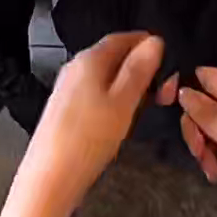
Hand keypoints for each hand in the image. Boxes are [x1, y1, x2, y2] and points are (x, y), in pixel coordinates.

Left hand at [15, 31, 163, 216]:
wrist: (48, 179)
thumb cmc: (87, 139)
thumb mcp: (122, 103)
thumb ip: (139, 70)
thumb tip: (154, 41)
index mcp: (89, 59)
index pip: (122, 37)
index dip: (146, 43)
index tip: (167, 58)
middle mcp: (75, 67)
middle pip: (113, 55)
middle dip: (140, 66)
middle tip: (163, 89)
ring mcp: (68, 87)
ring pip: (105, 75)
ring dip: (128, 84)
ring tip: (149, 104)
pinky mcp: (65, 108)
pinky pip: (95, 91)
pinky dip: (114, 97)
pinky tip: (122, 117)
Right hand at [165, 67, 216, 216]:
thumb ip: (212, 115)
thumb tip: (182, 90)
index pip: (210, 76)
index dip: (188, 86)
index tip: (166, 104)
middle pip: (209, 103)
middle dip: (196, 124)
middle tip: (199, 151)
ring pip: (215, 129)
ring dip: (205, 146)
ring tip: (210, 169)